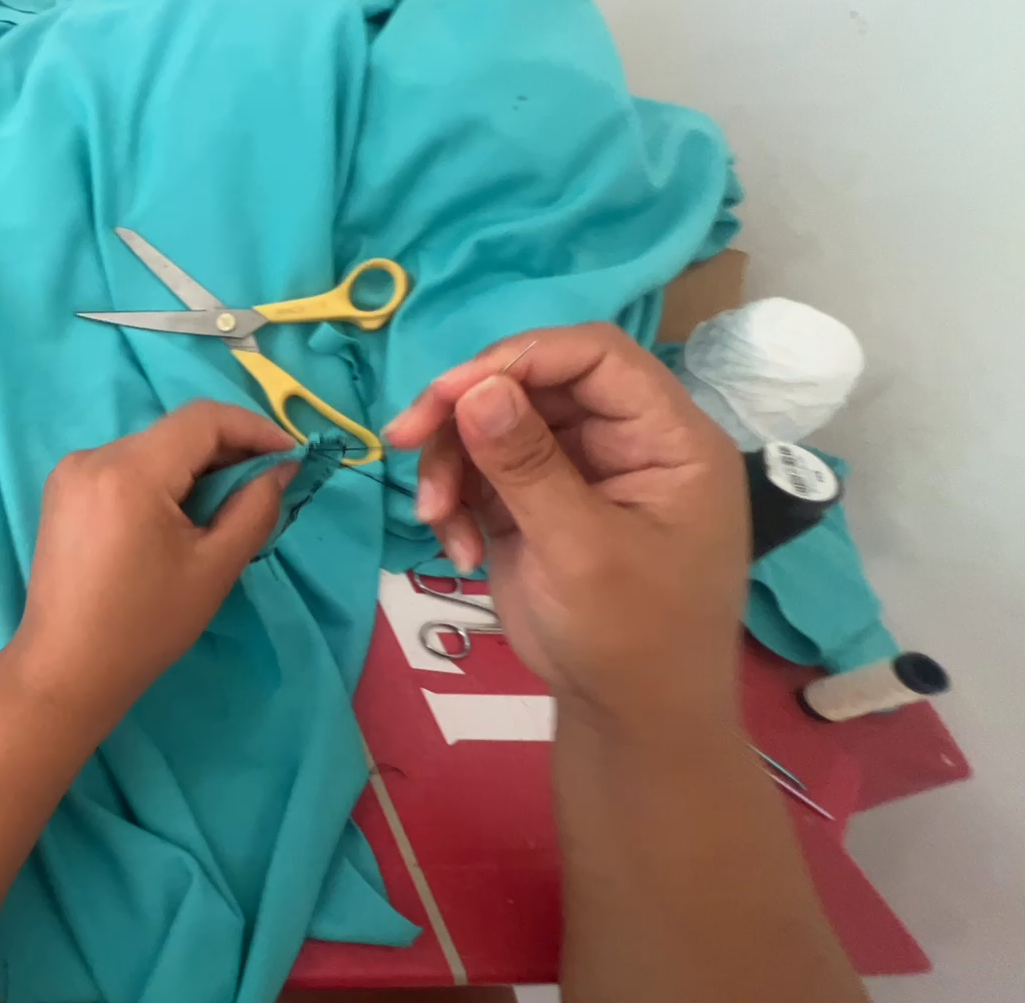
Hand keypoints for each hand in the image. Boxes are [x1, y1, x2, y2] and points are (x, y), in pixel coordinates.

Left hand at [14, 401, 298, 718]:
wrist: (66, 667)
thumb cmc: (144, 625)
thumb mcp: (213, 568)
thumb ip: (254, 508)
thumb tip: (282, 468)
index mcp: (128, 471)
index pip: (202, 419)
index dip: (254, 428)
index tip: (290, 455)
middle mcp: (93, 456)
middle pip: (174, 433)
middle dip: (226, 452)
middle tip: (264, 485)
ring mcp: (70, 472)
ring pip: (150, 449)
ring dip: (193, 468)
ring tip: (222, 508)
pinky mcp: (62, 490)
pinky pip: (123, 467)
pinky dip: (159, 479)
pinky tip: (176, 515)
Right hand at [385, 324, 748, 730]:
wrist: (620, 710)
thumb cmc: (630, 634)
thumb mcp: (579, 549)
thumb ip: (526, 464)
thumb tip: (473, 388)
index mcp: (663, 438)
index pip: (591, 357)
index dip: (515, 360)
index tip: (446, 394)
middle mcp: (615, 440)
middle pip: (524, 386)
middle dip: (460, 415)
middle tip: (403, 441)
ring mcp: (567, 469)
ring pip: (486, 426)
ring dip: (447, 467)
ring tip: (435, 520)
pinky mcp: (526, 498)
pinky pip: (471, 470)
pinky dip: (451, 501)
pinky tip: (456, 547)